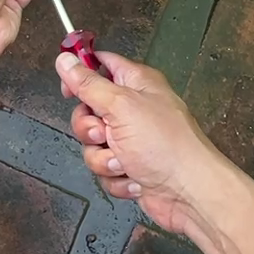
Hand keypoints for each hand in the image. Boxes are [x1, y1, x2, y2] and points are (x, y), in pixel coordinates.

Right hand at [55, 51, 244, 241]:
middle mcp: (133, 109)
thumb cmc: (165, 144)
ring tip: (124, 162)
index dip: (80, 73)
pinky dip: (115, 176)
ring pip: (93, 144)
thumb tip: (65, 60)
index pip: (101, 65)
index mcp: (136, 84)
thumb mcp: (120, 106)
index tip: (68, 89)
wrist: (188, 193)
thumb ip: (88, 84)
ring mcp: (131, 140)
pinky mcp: (129, 166)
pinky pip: (104, 168)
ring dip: (103, 157)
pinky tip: (134, 178)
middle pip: (88, 110)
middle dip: (89, 129)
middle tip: (104, 134)